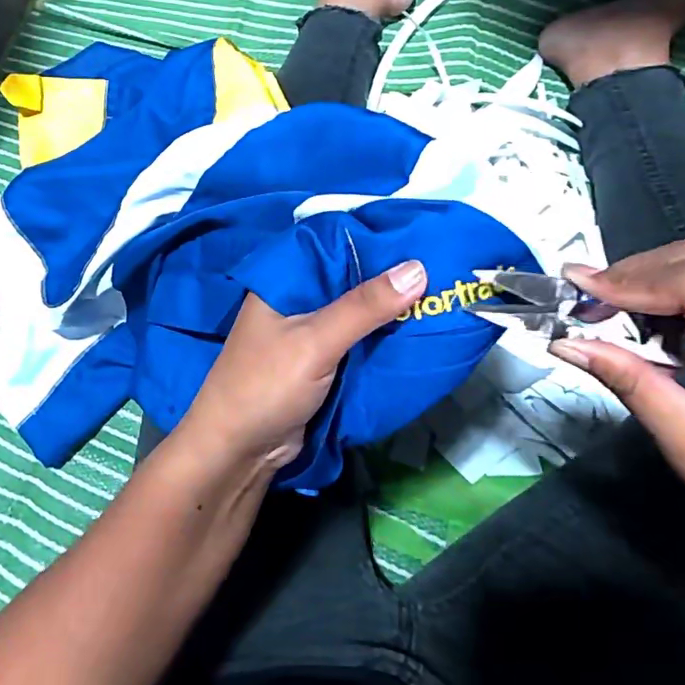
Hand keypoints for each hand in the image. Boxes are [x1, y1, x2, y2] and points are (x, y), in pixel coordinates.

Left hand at [179, 261, 427, 473]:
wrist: (240, 450)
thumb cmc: (267, 385)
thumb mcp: (316, 341)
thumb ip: (363, 307)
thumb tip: (418, 267)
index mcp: (283, 280)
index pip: (332, 244)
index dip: (373, 239)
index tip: (420, 234)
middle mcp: (295, 298)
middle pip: (348, 278)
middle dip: (389, 276)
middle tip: (444, 264)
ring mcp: (307, 330)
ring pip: (355, 311)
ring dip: (388, 308)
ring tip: (442, 291)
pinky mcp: (319, 360)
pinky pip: (355, 339)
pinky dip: (380, 336)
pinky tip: (415, 328)